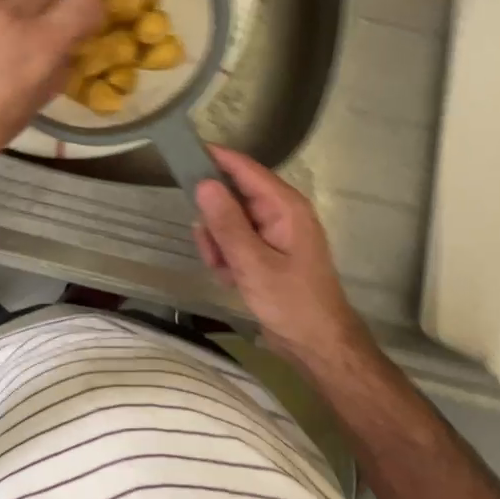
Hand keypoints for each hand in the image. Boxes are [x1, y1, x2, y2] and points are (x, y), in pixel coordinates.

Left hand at [0, 0, 103, 194]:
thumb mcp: (28, 111)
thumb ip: (54, 73)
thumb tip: (66, 52)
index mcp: (40, 47)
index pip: (85, 1)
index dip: (92, 9)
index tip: (86, 21)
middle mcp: (11, 16)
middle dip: (57, 6)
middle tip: (48, 27)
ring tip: (15, 14)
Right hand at [193, 145, 365, 357]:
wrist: (317, 345)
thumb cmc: (291, 302)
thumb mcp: (253, 263)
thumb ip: (227, 223)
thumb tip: (203, 183)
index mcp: (285, 206)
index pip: (245, 168)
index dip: (215, 158)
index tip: (182, 153)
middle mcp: (280, 212)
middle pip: (232, 195)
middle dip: (213, 219)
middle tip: (209, 247)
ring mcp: (273, 231)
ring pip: (228, 220)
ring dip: (218, 243)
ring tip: (224, 269)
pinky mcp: (267, 250)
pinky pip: (235, 240)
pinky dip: (226, 256)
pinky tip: (231, 277)